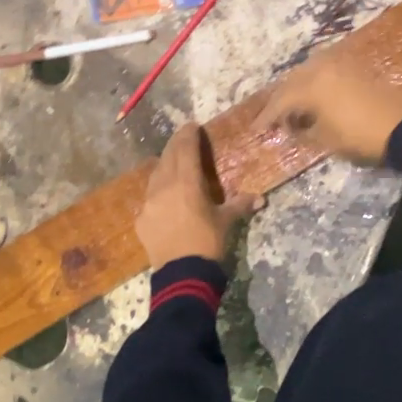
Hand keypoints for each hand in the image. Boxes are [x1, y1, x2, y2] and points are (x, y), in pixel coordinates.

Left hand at [136, 125, 261, 268]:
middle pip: (168, 157)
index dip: (189, 135)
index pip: (186, 150)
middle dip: (176, 145)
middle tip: (183, 138)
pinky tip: (163, 196)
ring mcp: (149, 203)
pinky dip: (157, 190)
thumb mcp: (226, 222)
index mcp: (187, 183)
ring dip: (165, 165)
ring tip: (172, 162)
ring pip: (155, 175)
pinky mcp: (141, 219)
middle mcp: (164, 186)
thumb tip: (260, 199)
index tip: (192, 126)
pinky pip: (149, 198)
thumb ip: (240, 205)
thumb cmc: (208, 243)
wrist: (182, 275)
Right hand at [255, 54, 401, 165]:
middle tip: (273, 118)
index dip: (266, 117)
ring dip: (298, 88)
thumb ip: (302, 132)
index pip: (279, 101)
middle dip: (280, 100)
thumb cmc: (359, 138)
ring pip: (308, 71)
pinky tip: (316, 96)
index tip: (256, 130)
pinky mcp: (356, 67)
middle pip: (291, 81)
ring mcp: (341, 64)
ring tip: (294, 107)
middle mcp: (321, 68)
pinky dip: (316, 82)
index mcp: (310, 86)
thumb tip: (291, 128)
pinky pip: (326, 70)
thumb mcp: (325, 140)